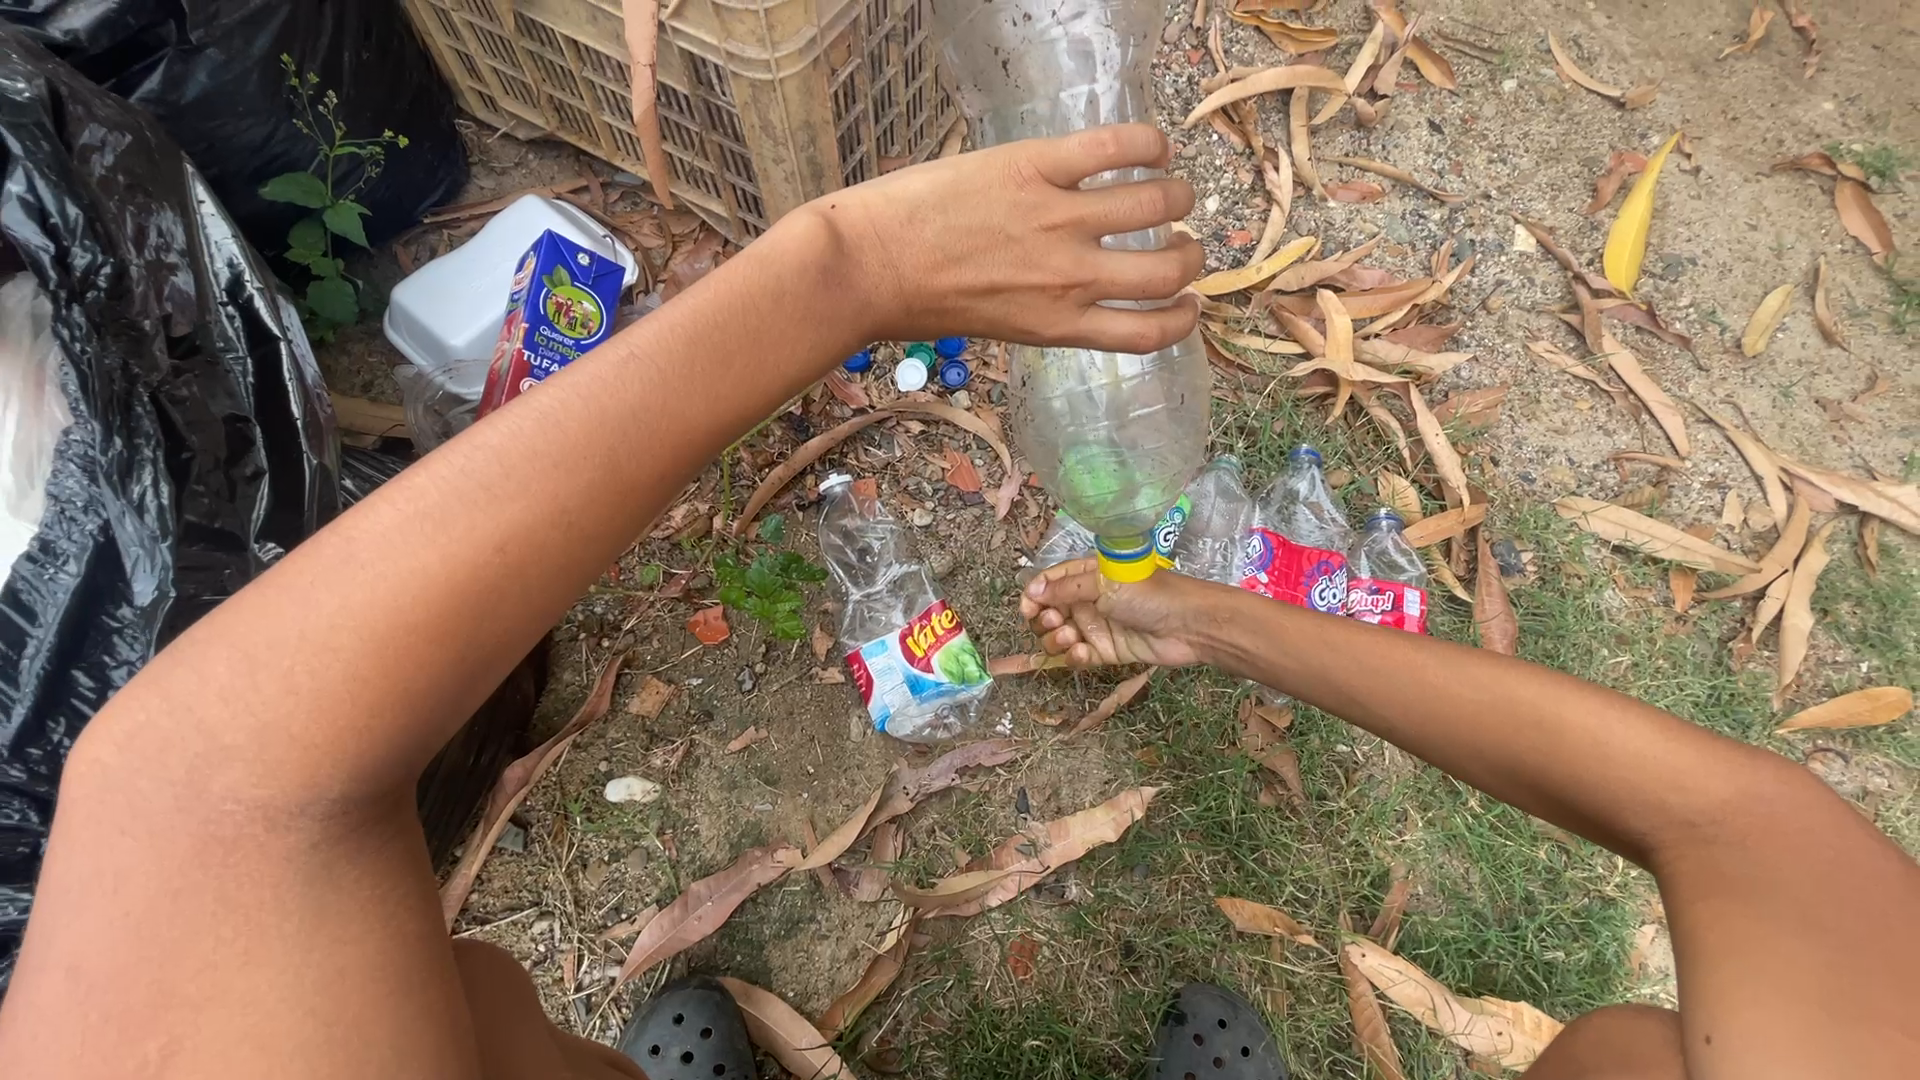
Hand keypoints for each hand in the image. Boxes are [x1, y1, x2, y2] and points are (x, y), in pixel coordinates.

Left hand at [790, 124, 1203, 355]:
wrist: (869, 266)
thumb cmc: (923, 305)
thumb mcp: (999, 327)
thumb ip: (1050, 312)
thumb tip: (1082, 288)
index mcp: (1060, 326)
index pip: (1148, 333)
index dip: (1182, 319)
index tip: (1189, 304)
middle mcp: (1072, 278)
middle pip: (1169, 269)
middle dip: (1190, 258)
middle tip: (1181, 245)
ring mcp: (1059, 219)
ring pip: (1158, 202)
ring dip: (1178, 198)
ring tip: (1170, 193)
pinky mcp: (1037, 166)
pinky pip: (1117, 146)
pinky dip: (1149, 144)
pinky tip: (1153, 148)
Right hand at [1018, 557, 1224, 667]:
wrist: (1187, 625)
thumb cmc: (1148, 594)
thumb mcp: (1104, 583)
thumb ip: (1066, 588)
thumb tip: (1033, 590)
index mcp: (1086, 576)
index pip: (1048, 583)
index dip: (1033, 596)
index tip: (1028, 609)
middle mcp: (1086, 600)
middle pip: (1048, 612)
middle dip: (1044, 621)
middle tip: (1057, 623)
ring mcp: (1095, 626)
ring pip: (1059, 637)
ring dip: (1057, 640)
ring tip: (1071, 639)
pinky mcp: (1104, 651)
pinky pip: (1078, 656)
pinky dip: (1074, 657)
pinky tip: (1083, 653)